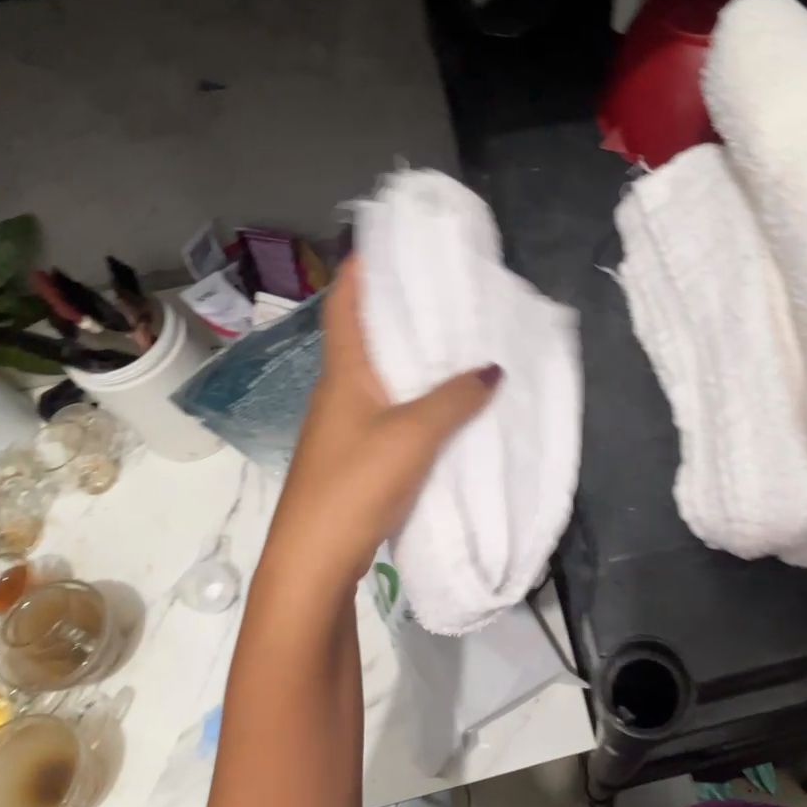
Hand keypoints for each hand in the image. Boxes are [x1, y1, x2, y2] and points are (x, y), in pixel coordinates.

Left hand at [257, 258, 499, 591]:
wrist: (314, 562)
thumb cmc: (355, 485)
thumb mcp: (412, 435)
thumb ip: (455, 399)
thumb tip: (493, 367)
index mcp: (344, 374)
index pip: (346, 307)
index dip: (361, 271)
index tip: (390, 244)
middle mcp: (340, 394)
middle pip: (368, 340)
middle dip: (401, 313)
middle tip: (447, 292)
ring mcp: (346, 430)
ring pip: (383, 380)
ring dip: (413, 361)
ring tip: (458, 343)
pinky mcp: (357, 461)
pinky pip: (392, 414)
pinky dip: (418, 401)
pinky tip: (448, 408)